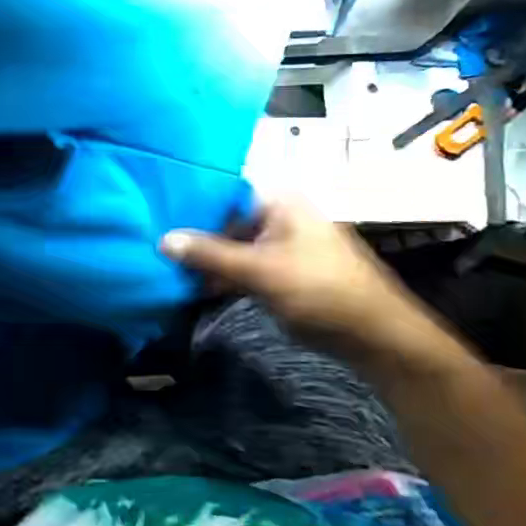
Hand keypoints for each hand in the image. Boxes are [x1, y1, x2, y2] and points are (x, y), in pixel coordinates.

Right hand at [160, 197, 449, 362]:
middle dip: (195, 236)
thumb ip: (211, 255)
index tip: (154, 210)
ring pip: (234, 247)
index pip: (225, 191)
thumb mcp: (260, 271)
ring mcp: (281, 246)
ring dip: (207, 261)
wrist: (372, 334)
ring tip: (165, 269)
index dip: (191, 201)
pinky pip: (245, 268)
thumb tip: (163, 239)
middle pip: (227, 220)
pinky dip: (224, 277)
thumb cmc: (319, 290)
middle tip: (152, 244)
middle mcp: (279, 217)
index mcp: (279, 202)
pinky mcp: (282, 273)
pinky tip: (193, 289)